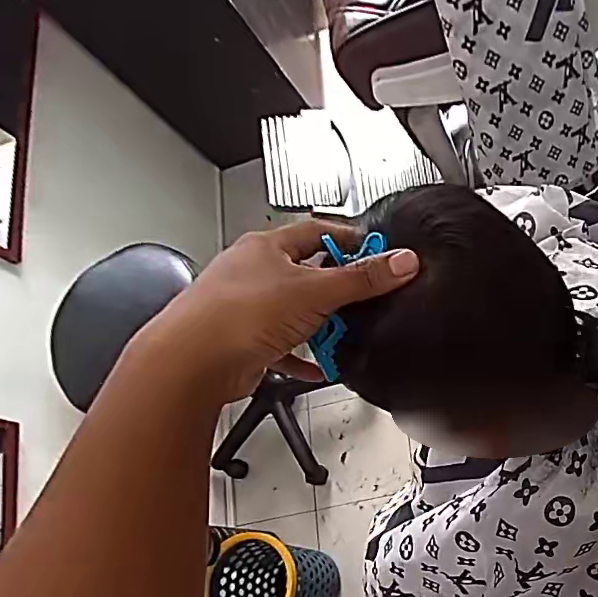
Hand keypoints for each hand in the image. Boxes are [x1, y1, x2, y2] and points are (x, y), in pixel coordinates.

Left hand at [129, 219, 419, 402]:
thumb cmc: (235, 315)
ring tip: (341, 336)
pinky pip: (290, 345)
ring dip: (326, 325)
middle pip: (313, 273)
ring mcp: (251, 305)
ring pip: (302, 310)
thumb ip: (363, 279)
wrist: (195, 360)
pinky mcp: (250, 338)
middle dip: (342, 291)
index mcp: (268, 247)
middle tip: (365, 302)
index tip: (381, 254)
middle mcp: (256, 272)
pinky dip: (309, 355)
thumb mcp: (317, 291)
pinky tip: (321, 365)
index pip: (319, 231)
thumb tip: (401, 261)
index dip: (353, 240)